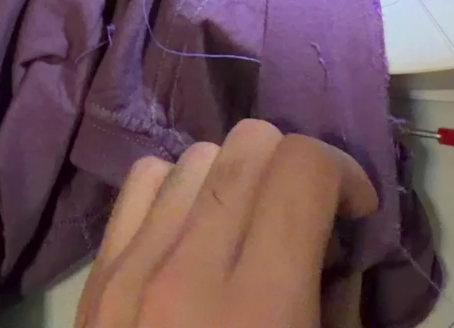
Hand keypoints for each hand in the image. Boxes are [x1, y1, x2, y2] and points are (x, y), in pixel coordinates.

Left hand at [76, 119, 376, 327]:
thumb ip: (343, 310)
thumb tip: (338, 246)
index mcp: (257, 308)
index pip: (301, 166)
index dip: (343, 173)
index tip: (356, 212)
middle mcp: (186, 269)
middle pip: (249, 143)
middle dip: (294, 166)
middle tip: (311, 216)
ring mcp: (130, 267)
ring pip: (198, 154)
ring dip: (238, 176)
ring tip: (252, 227)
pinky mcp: (98, 276)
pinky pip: (145, 181)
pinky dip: (181, 188)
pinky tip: (196, 233)